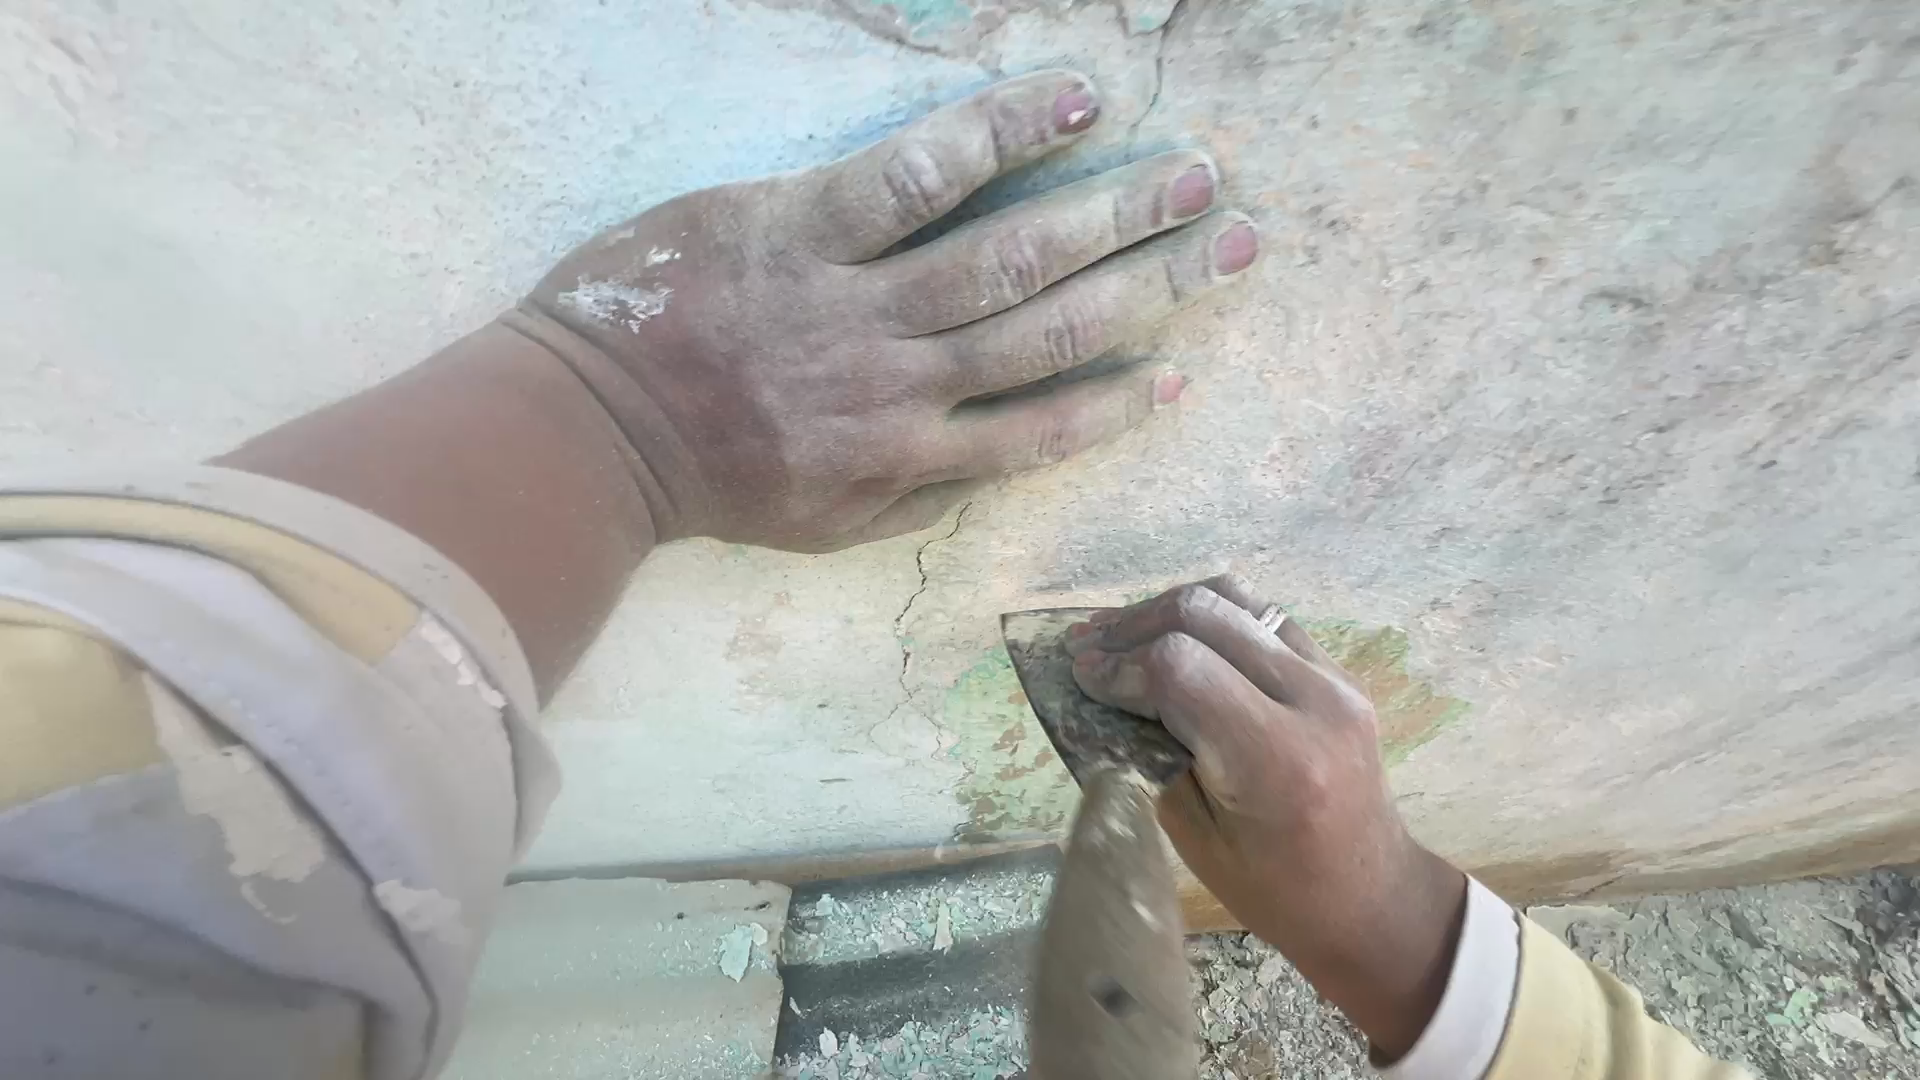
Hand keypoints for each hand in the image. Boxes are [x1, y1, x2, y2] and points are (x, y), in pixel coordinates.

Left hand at [510, 69, 1259, 550]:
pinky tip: (1066, 103)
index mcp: (910, 457)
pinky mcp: (800, 226)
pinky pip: (913, 176)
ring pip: (1006, 255)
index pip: (1042, 429)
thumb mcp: (824, 530)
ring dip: (1107, 212)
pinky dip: (994, 139)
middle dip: (1155, 284)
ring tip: (1187, 173)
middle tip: (1236, 237)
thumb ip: (912, 507)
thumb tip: (980, 478)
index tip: (1183, 370)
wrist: (595, 429)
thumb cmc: (717, 483)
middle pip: (1053, 329)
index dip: (1119, 402)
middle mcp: (905, 381)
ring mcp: (858, 301)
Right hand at [1066, 576, 1467, 1059]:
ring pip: (1230, 597)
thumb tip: (1101, 691)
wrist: (1372, 897)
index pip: (1180, 670)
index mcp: (1278, 759)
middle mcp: (1314, 700)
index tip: (1079, 676)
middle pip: (1202, 614)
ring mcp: (1332, 675)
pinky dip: (1203, 615)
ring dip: (1164, 609)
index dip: (1118, 666)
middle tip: (1087, 645)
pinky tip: (1169, 633)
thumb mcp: (1193, 835)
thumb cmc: (1276, 891)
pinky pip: (1257, 613)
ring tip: (1119, 631)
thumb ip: (1150, 751)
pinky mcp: (1333, 668)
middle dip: (1132, 626)